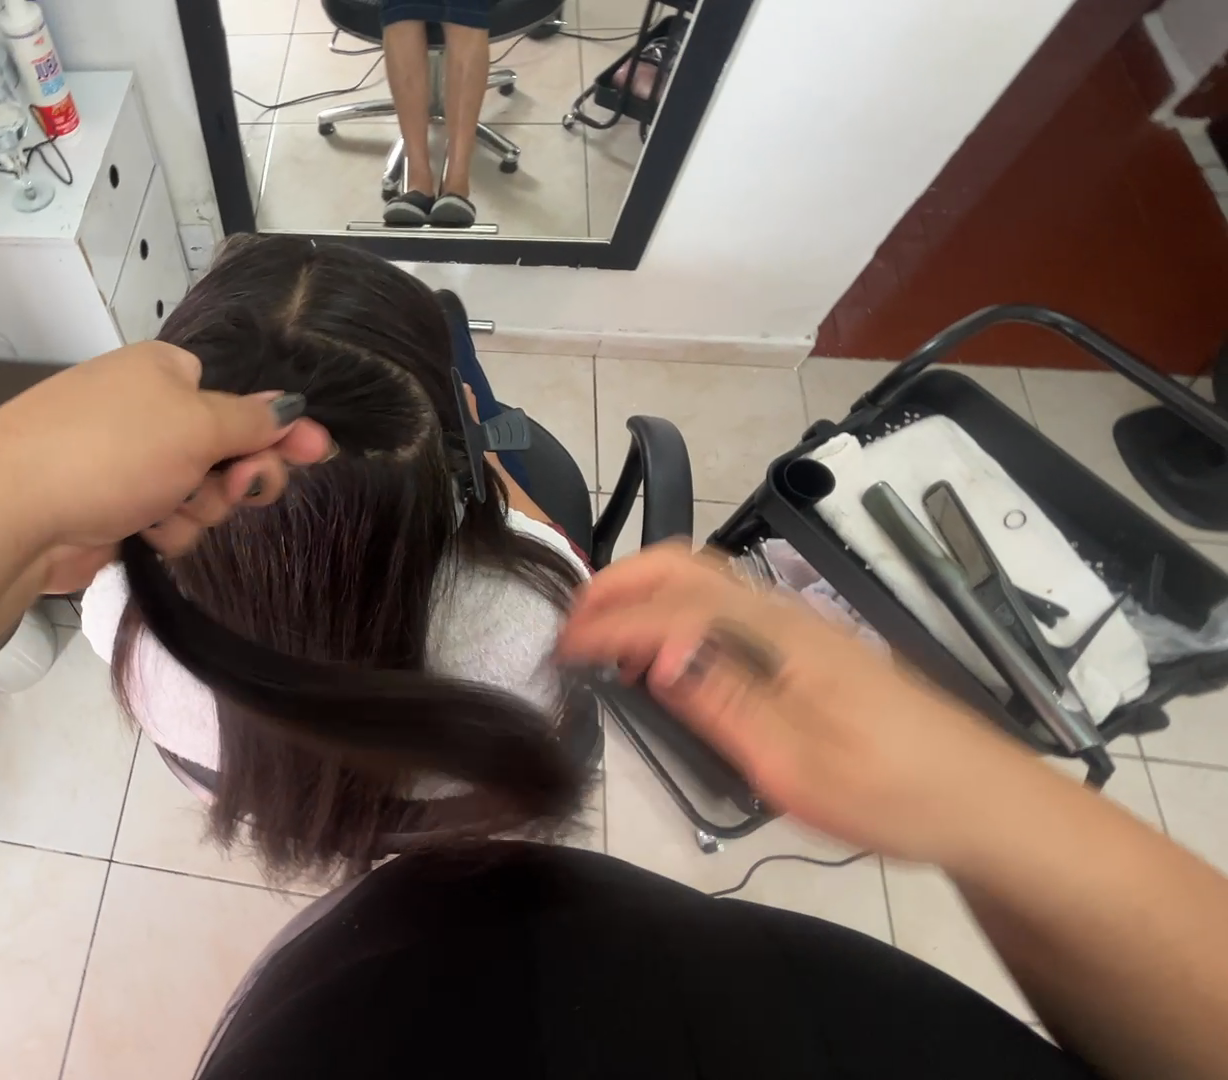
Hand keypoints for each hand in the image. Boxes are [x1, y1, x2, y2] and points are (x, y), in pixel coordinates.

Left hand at [0, 342, 332, 589]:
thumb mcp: (195, 425)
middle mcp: (149, 414)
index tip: (318, 451)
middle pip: (227, 451)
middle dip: (235, 477)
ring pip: (202, 494)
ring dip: (197, 509)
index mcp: (165, 373)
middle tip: (236, 489)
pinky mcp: (114, 509)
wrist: (14, 511)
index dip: (278, 428)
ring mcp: (130, 464)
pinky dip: (165, 529)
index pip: (240, 398)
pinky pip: (170, 521)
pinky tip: (142, 532)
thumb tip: (292, 404)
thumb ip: (252, 419)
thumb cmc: (112, 451)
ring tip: (165, 511)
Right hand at [556, 547, 1039, 862]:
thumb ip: (720, 703)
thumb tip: (653, 655)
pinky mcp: (798, 641)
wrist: (990, 807)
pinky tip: (657, 652)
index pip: (667, 613)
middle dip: (614, 584)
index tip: (559, 650)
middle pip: (680, 565)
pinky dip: (664, 606)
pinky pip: (714, 600)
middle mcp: (779, 615)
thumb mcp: (797, 767)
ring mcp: (791, 623)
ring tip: (602, 636)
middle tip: (573, 626)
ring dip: (637, 590)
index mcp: (777, 640)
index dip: (605, 625)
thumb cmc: (892, 794)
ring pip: (697, 575)